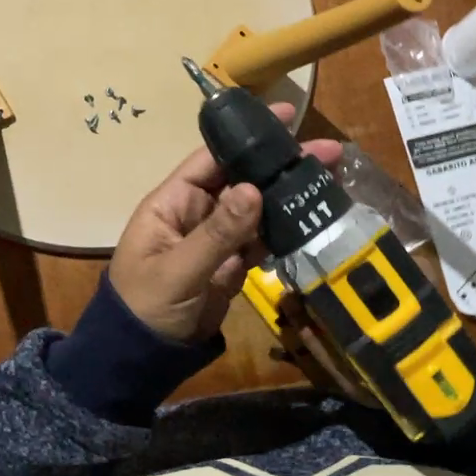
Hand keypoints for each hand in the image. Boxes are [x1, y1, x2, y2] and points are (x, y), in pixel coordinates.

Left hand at [109, 103, 343, 343]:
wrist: (143, 358)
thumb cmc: (146, 307)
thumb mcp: (178, 270)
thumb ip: (217, 232)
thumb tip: (253, 188)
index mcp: (173, 202)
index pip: (211, 158)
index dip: (246, 137)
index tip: (285, 117)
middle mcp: (197, 212)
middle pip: (243, 180)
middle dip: (281, 165)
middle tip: (329, 153)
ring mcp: (217, 239)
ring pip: (257, 210)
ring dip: (290, 197)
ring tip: (332, 184)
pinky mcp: (232, 265)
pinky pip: (262, 241)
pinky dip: (286, 233)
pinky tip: (314, 221)